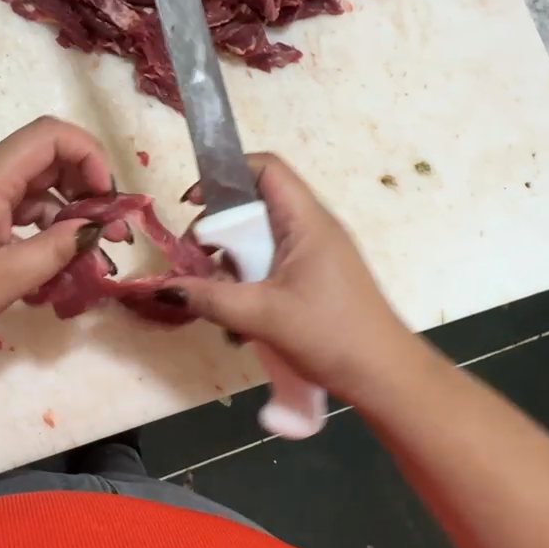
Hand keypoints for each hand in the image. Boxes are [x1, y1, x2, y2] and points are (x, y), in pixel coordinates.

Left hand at [0, 117, 114, 361]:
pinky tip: (50, 262)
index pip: (50, 134)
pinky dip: (37, 227)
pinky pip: (11, 206)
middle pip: (44, 157)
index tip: (107, 198)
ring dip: (63, 213)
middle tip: (110, 231)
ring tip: (86, 255)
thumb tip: (94, 230)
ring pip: (31, 186)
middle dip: (84, 188)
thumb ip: (57, 249)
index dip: (89, 155)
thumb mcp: (7, 278)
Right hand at [174, 154, 418, 396]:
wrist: (387, 379)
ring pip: (257, 238)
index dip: (225, 175)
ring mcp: (313, 254)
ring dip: (230, 260)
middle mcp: (311, 228)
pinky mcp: (312, 278)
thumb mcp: (263, 316)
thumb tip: (162, 287)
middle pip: (253, 205)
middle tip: (195, 258)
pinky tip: (237, 314)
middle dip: (217, 228)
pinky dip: (246, 280)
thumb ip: (210, 298)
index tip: (193, 204)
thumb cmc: (332, 336)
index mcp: (306, 221)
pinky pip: (268, 263)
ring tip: (212, 291)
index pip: (265, 168)